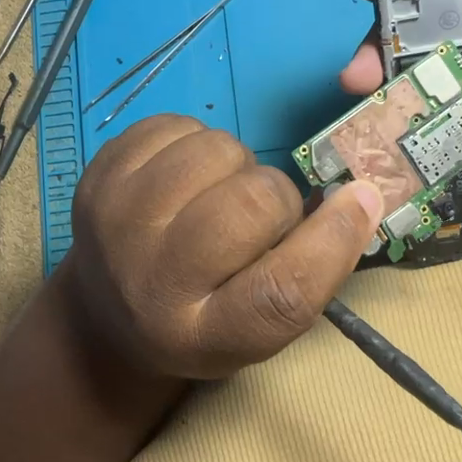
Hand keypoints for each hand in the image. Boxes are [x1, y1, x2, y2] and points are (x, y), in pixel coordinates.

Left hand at [60, 114, 384, 380]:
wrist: (104, 313)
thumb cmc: (202, 317)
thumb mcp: (258, 323)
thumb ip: (310, 270)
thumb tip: (363, 195)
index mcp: (204, 337)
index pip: (280, 293)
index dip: (331, 242)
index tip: (360, 199)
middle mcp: (151, 283)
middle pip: (249, 205)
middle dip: (275, 196)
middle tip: (262, 213)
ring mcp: (115, 221)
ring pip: (216, 149)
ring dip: (236, 164)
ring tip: (218, 193)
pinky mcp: (98, 174)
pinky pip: (177, 124)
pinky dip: (197, 140)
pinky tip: (186, 175)